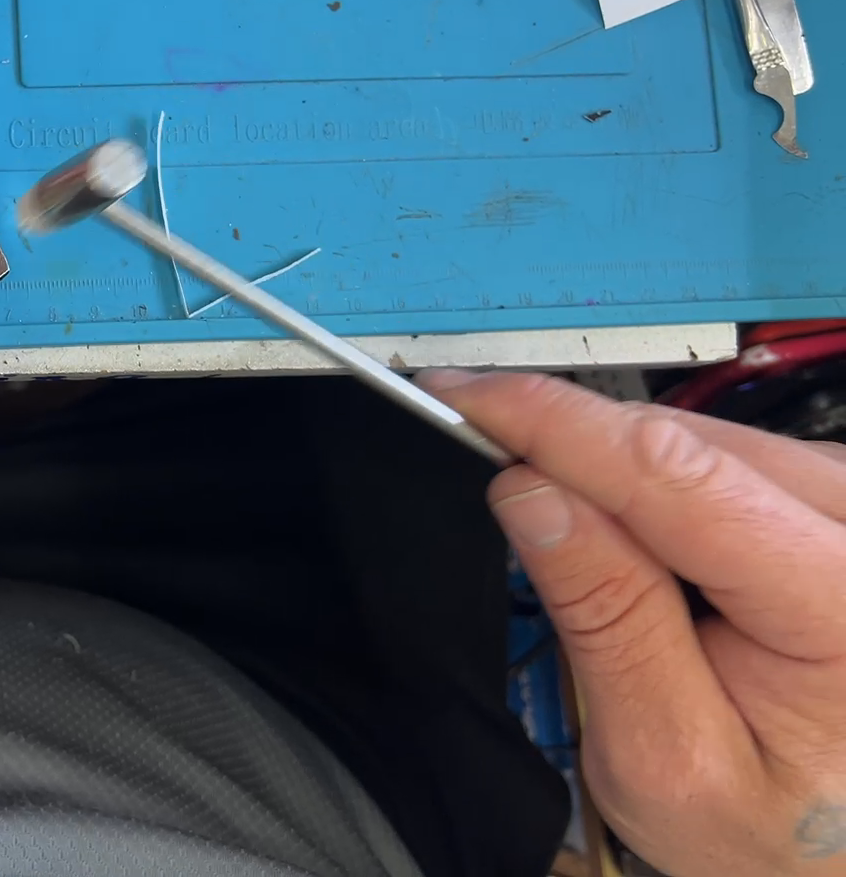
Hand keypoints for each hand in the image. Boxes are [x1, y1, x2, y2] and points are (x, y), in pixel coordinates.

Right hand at [423, 370, 845, 875]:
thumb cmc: (778, 835)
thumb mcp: (662, 751)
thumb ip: (603, 615)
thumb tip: (525, 491)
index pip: (671, 476)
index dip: (546, 419)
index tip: (450, 395)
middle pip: (686, 447)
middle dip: (562, 440)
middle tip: (470, 448)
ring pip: (705, 442)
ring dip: (606, 459)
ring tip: (552, 506)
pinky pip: (730, 460)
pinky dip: (650, 474)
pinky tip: (627, 520)